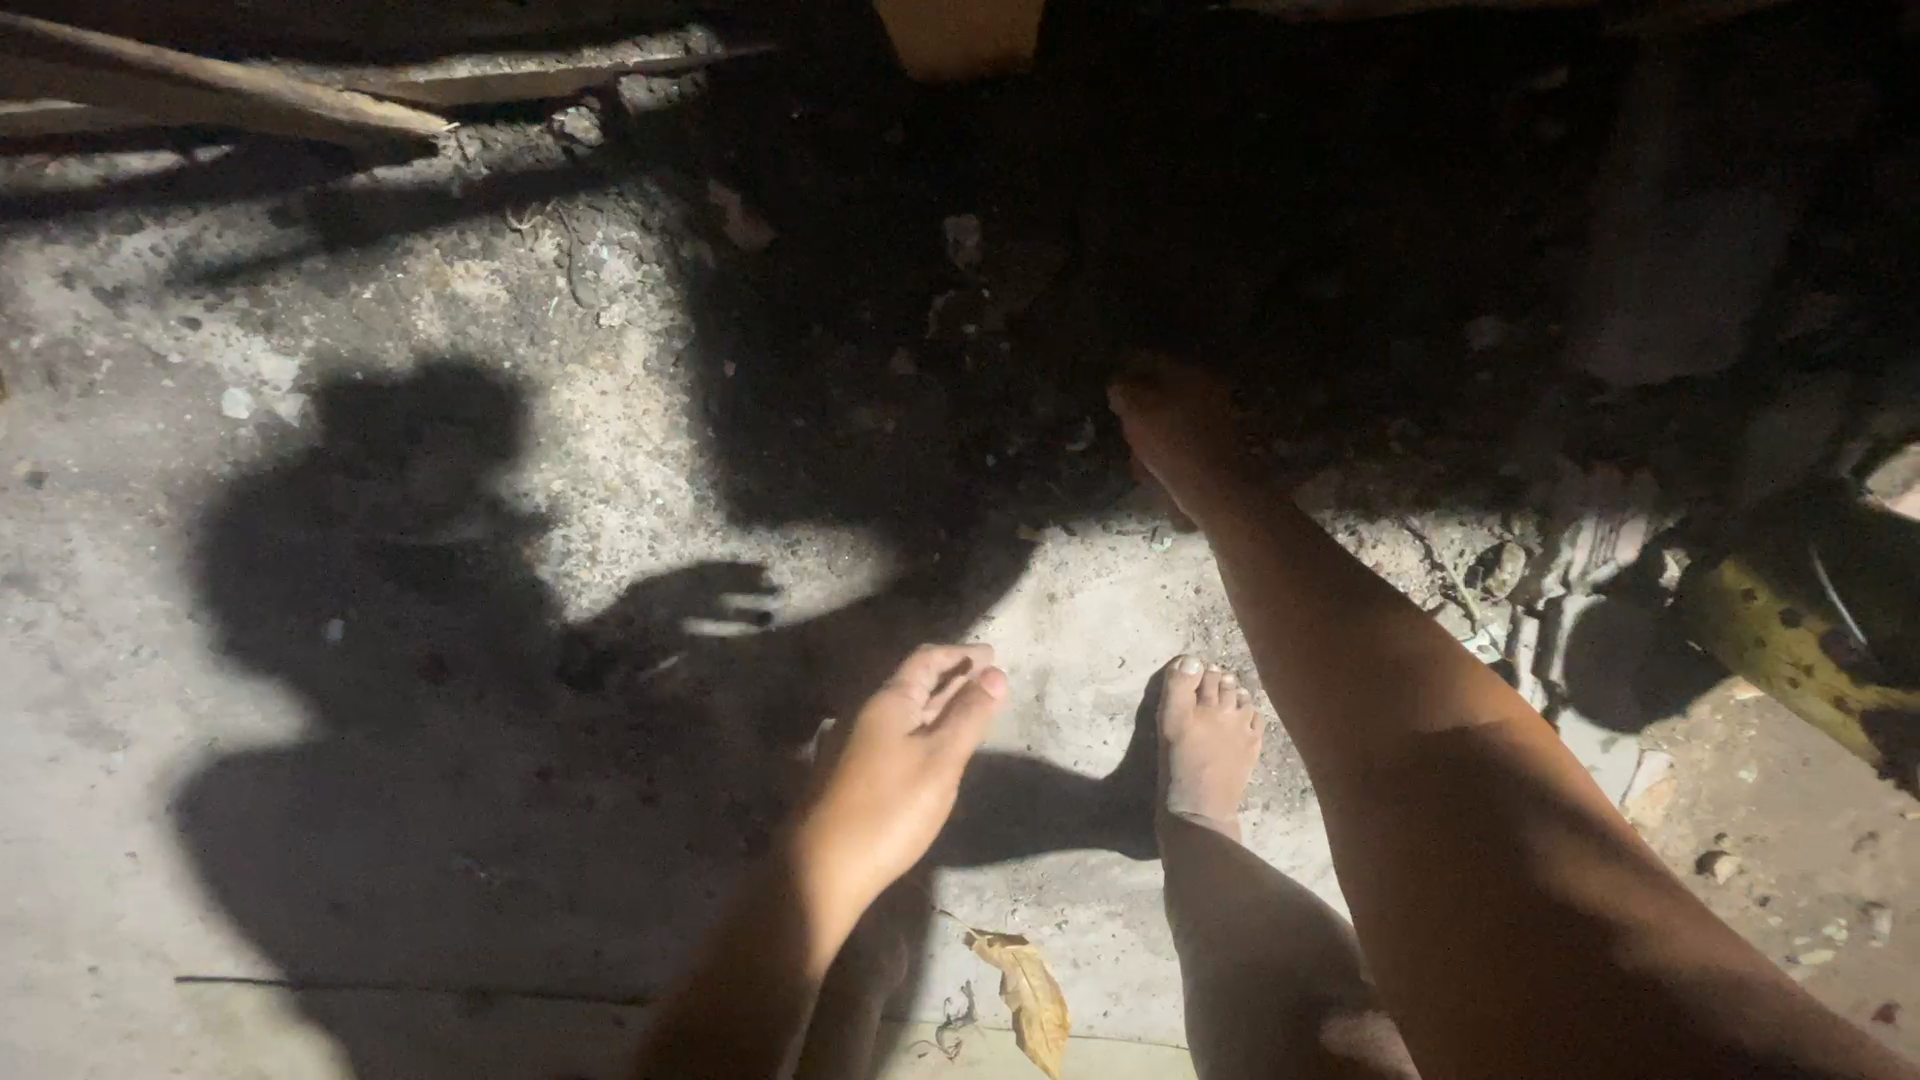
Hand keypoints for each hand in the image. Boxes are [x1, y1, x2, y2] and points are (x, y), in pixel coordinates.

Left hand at [791, 644, 1008, 919]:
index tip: (992, 654)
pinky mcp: (851, 773)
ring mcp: (854, 744)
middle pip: (914, 682)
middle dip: (952, 676)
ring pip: (905, 711)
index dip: (961, 654)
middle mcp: (867, 713)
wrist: (822, 868)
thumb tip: (995, 672)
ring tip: (969, 706)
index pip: (927, 660)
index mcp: (888, 701)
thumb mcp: (940, 760)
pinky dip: (923, 728)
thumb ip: (969, 715)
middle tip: (988, 676)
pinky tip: (934, 747)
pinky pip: (895, 734)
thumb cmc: (889, 809)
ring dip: (938, 703)